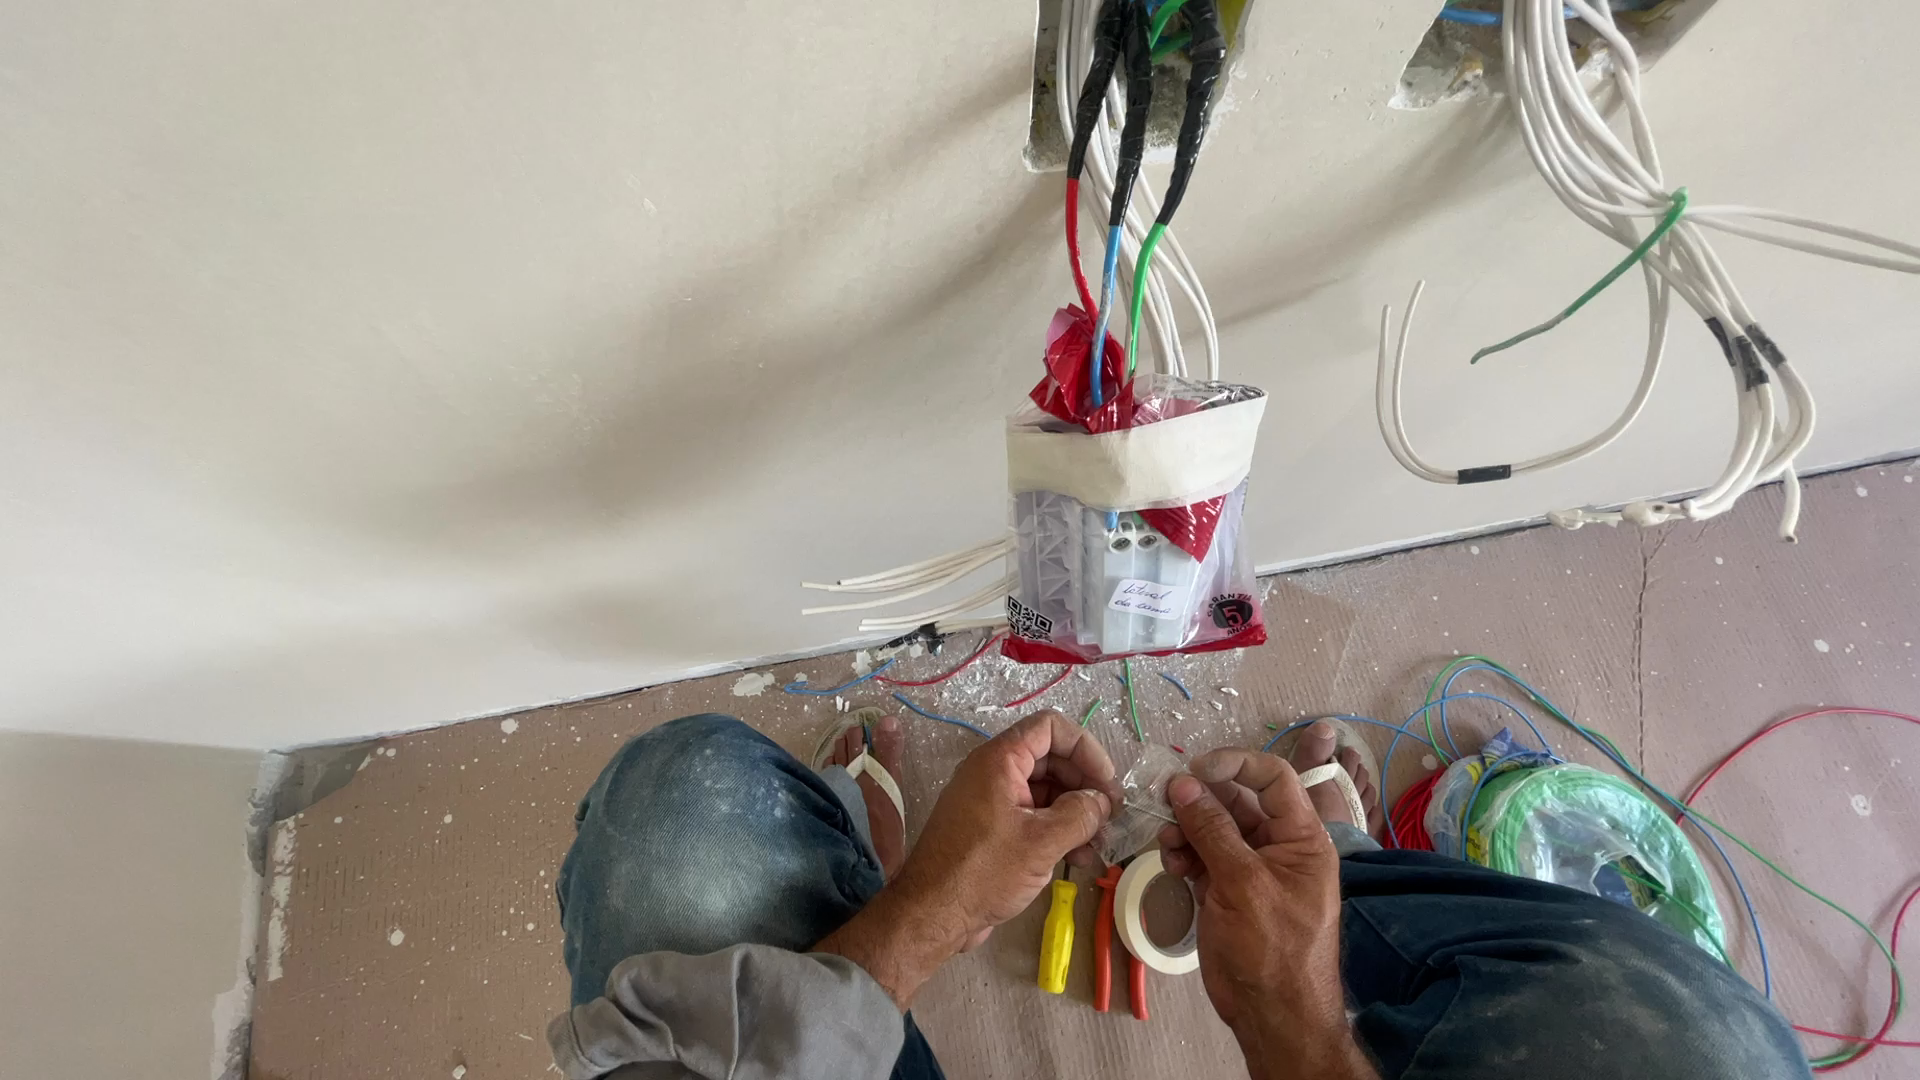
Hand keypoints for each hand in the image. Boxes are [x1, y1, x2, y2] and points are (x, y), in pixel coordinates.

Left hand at [817, 709, 1118, 1007]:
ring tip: (1098, 844)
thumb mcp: (1040, 842)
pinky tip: (1078, 858)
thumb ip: (1079, 814)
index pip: (1051, 728)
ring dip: (1076, 812)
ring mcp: (993, 798)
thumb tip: (1101, 800)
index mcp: (1000, 759)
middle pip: (1052, 758)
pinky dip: (1058, 829)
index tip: (1108, 783)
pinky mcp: (994, 826)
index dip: (1086, 748)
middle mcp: (995, 770)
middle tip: (1111, 817)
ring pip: (1046, 789)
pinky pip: (1033, 813)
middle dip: (1085, 784)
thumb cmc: (984, 871)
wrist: (933, 914)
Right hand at [1158, 750, 1376, 1079]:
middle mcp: (1276, 844)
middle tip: (1165, 802)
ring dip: (1184, 827)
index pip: (1273, 777)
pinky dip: (1182, 852)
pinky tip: (1172, 866)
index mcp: (1300, 838)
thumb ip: (1211, 829)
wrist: (1271, 1017)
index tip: (1195, 769)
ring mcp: (1249, 865)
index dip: (1236, 763)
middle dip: (1199, 799)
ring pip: (1211, 823)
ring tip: (1167, 844)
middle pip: (1234, 798)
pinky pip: (1200, 851)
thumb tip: (1181, 783)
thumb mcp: (1243, 883)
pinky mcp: (1225, 884)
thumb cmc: (1272, 949)